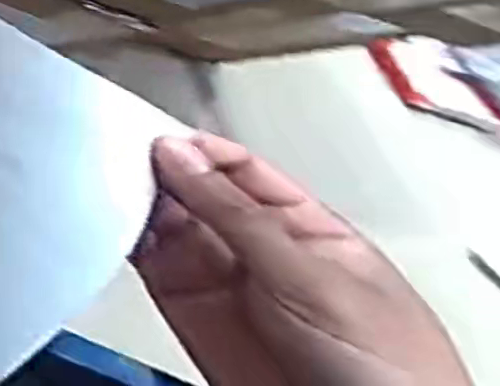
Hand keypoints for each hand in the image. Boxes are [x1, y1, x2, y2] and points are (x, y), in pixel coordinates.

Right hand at [133, 133, 470, 385]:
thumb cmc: (396, 384)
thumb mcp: (316, 282)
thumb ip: (238, 214)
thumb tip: (174, 150)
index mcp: (298, 226)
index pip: (233, 164)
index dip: (193, 147)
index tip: (154, 137)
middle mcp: (248, 240)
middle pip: (185, 180)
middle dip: (150, 163)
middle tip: (119, 152)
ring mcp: (210, 265)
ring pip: (153, 208)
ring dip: (126, 190)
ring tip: (105, 180)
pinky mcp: (175, 289)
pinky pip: (133, 245)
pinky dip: (111, 225)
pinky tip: (103, 215)